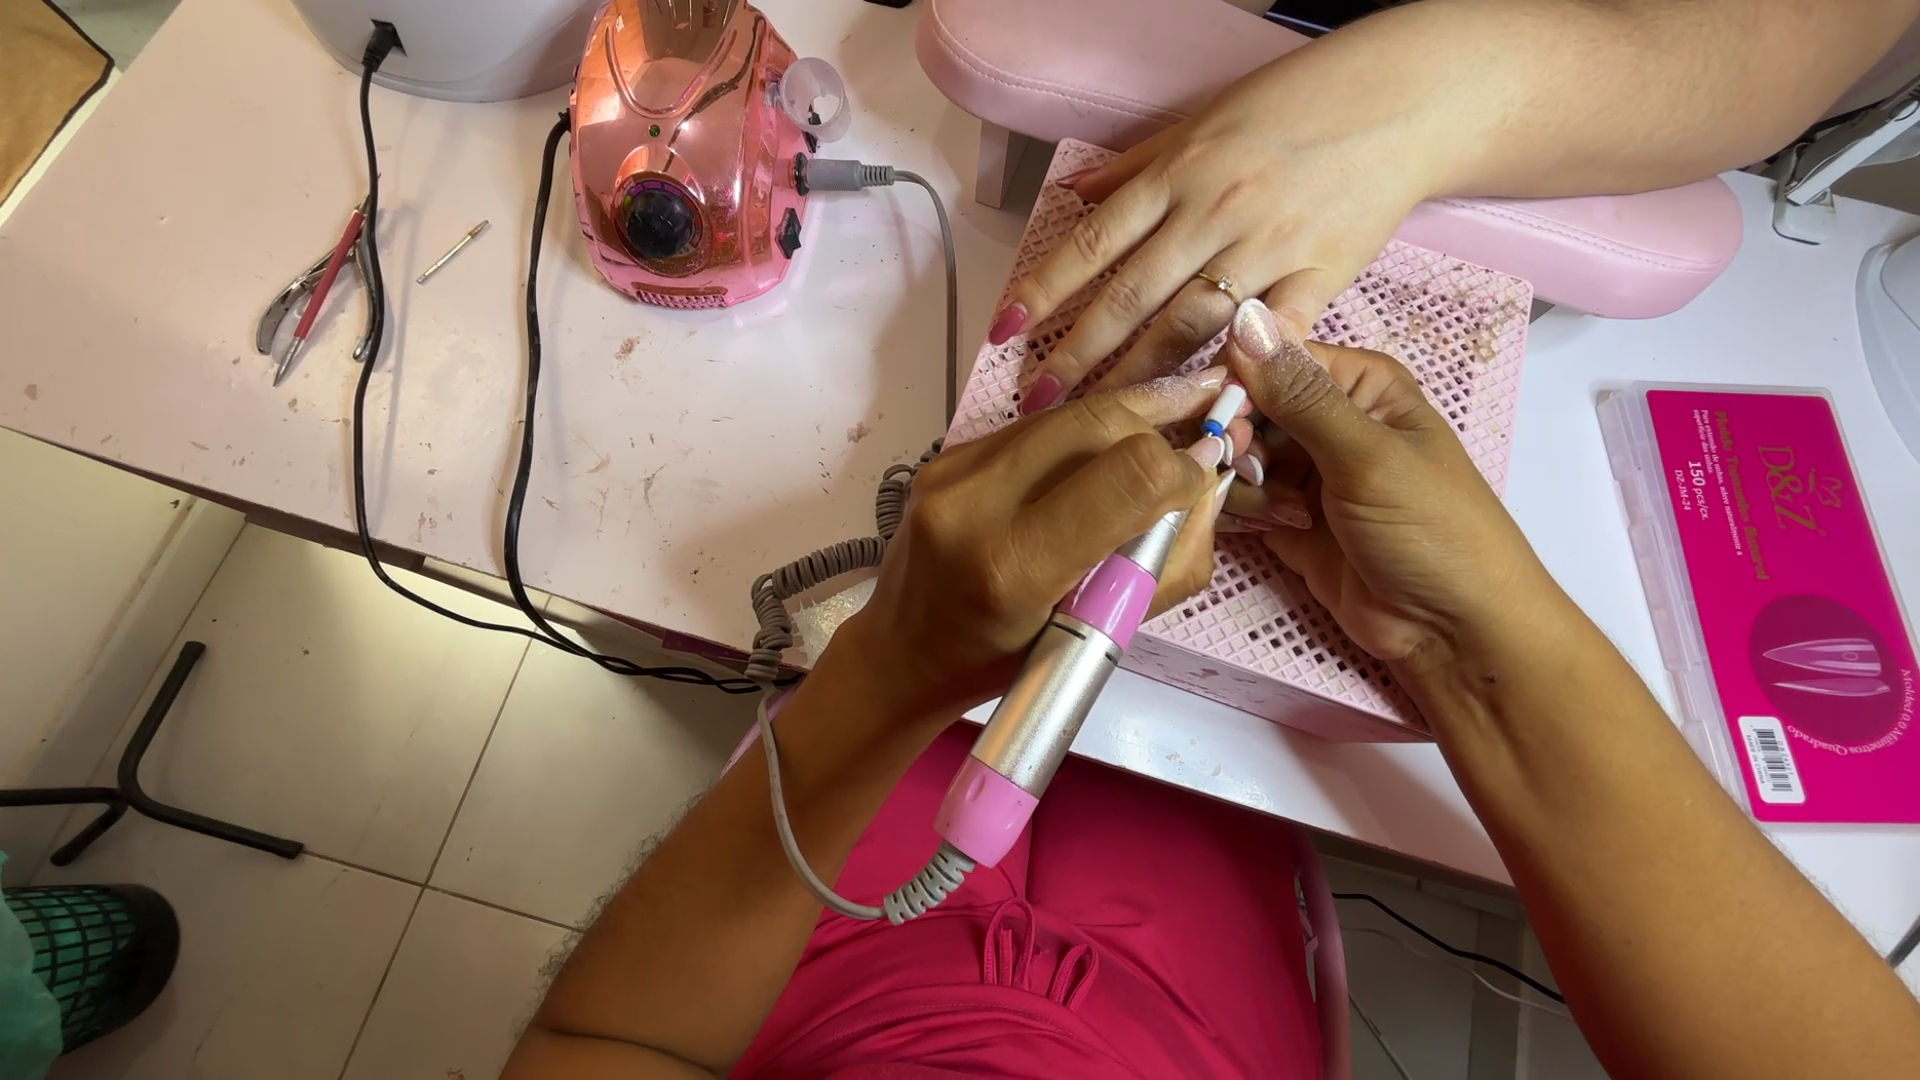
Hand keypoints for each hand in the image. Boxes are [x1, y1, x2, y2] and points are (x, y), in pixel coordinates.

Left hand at [836, 370, 1253, 722]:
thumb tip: (1207, 487)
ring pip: (1064, 414)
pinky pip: (1032, 427)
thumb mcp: (1095, 635)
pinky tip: (1098, 451)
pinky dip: (1077, 435)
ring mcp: (950, 471)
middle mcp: (973, 503)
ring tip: (1163, 424)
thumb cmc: (1002, 666)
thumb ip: (1165, 564)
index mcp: (1013, 566)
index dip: (1180, 469)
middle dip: (1160, 419)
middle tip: (1199, 422)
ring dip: (1122, 419)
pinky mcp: (944, 456)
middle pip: (1097, 421)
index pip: (1126, 475)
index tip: (1198, 482)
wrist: (903, 651)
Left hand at [992, 51, 1455, 411]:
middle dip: (1078, 353)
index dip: (1043, 290)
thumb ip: (1135, 165)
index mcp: (1180, 172)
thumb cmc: (1298, 104)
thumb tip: (1072, 195)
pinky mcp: (1320, 277)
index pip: (1093, 242)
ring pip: (1188, 324)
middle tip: (1038, 398)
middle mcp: (1214, 212)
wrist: (1410, 96)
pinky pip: (1271, 338)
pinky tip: (1199, 412)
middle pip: (1129, 296)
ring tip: (1098, 415)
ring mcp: (1268, 247)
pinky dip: (1237, 374)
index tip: (1004, 333)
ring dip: (1137, 375)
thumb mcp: (1204, 121)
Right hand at [1220, 299, 1548, 665]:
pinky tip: (1282, 529)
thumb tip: (1245, 317)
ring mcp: (1301, 471)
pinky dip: (1245, 512)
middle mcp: (1323, 421)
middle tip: (1252, 472)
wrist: (1447, 628)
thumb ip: (1299, 394)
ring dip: (1245, 484)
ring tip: (1287, 512)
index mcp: (1355, 385)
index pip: (1270, 361)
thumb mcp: (1366, 455)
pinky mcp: (1282, 515)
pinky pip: (1238, 499)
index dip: (1237, 384)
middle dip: (1238, 441)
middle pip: (1245, 410)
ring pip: (1235, 457)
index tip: (1220, 419)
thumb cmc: (1427, 528)